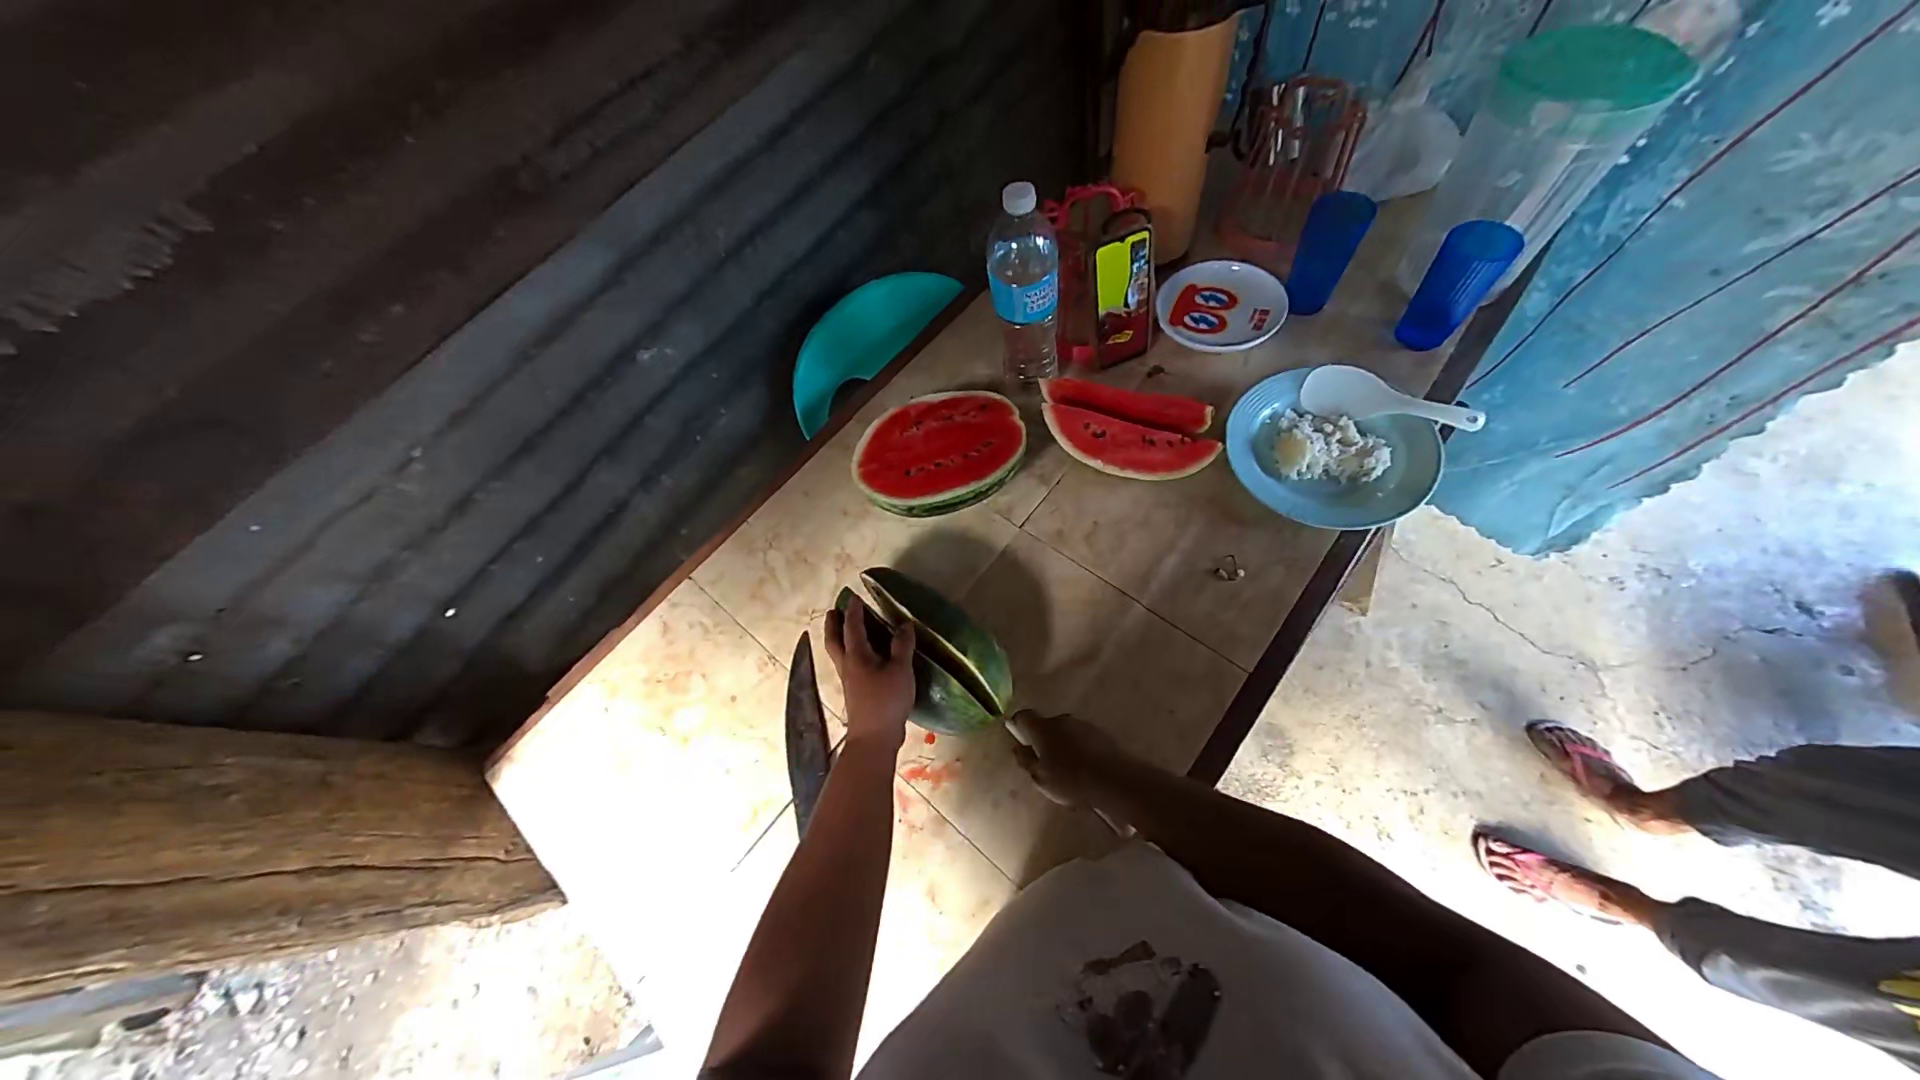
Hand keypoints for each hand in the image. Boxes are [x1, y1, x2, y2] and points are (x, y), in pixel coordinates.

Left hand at [824, 594, 916, 748]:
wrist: (874, 737)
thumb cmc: (886, 701)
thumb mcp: (900, 670)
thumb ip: (902, 646)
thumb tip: (904, 624)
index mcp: (856, 656)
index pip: (852, 627)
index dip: (854, 611)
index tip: (854, 597)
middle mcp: (847, 666)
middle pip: (834, 640)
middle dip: (833, 624)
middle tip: (834, 610)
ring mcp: (849, 681)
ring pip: (838, 653)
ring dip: (838, 638)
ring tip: (842, 629)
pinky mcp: (855, 692)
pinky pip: (847, 665)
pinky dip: (849, 653)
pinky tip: (861, 657)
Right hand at [1007, 710, 1129, 809]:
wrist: (1114, 780)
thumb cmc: (1070, 780)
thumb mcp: (1040, 777)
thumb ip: (1025, 760)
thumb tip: (1017, 747)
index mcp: (1042, 728)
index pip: (1024, 716)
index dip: (1019, 725)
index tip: (1020, 741)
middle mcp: (1062, 720)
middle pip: (1046, 725)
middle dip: (1044, 740)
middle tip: (1046, 763)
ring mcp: (1083, 725)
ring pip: (1066, 732)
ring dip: (1064, 745)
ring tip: (1068, 769)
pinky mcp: (1101, 734)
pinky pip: (1083, 739)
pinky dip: (1080, 749)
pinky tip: (1085, 769)